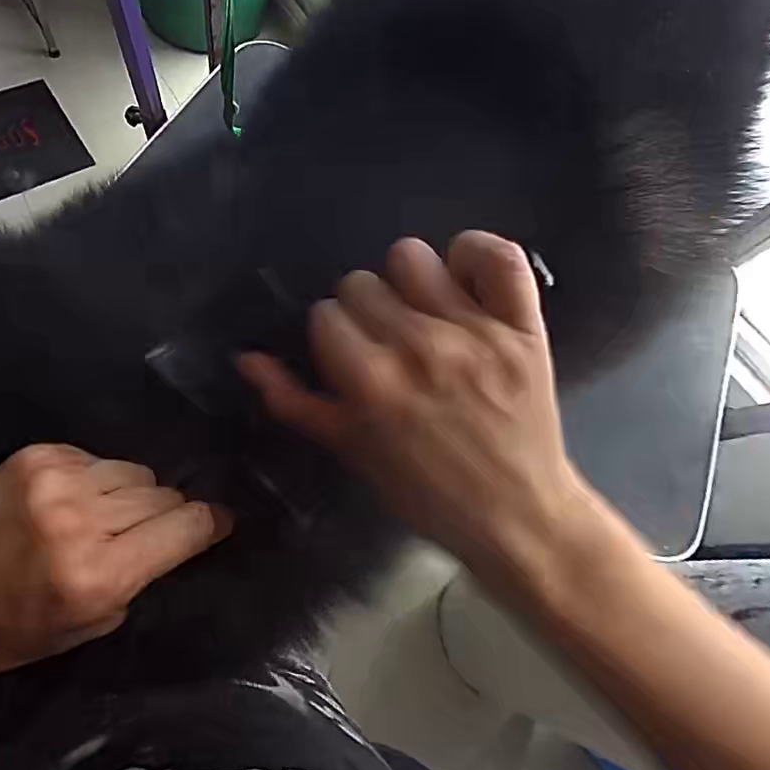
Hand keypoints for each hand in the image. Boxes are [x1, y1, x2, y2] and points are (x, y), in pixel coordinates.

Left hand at [0, 444, 230, 694]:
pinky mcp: (37, 454)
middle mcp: (82, 519)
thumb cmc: (7, 632)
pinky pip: (97, 458)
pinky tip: (70, 500)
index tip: (220, 521)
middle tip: (144, 532)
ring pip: (135, 471)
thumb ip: (141, 575)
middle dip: (166, 511)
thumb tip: (182, 533)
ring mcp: (57, 479)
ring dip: (130, 492)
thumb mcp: (90, 625)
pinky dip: (96, 478)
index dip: (212, 522)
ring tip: (104, 515)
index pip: (188, 525)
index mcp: (99, 574)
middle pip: (164, 492)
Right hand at [239, 232, 610, 576]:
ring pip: (413, 257)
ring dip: (407, 281)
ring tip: (422, 313)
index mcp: (370, 382)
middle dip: (362, 311)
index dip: (331, 334)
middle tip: (385, 343)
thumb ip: (295, 403)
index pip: (324, 314)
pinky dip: (474, 254)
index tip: (349, 355)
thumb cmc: (426, 493)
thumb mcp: (352, 452)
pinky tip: (462, 279)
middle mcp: (418, 347)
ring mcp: (475, 332)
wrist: (516, 514)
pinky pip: (496, 254)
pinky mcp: (521, 326)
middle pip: (361, 282)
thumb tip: (247, 359)